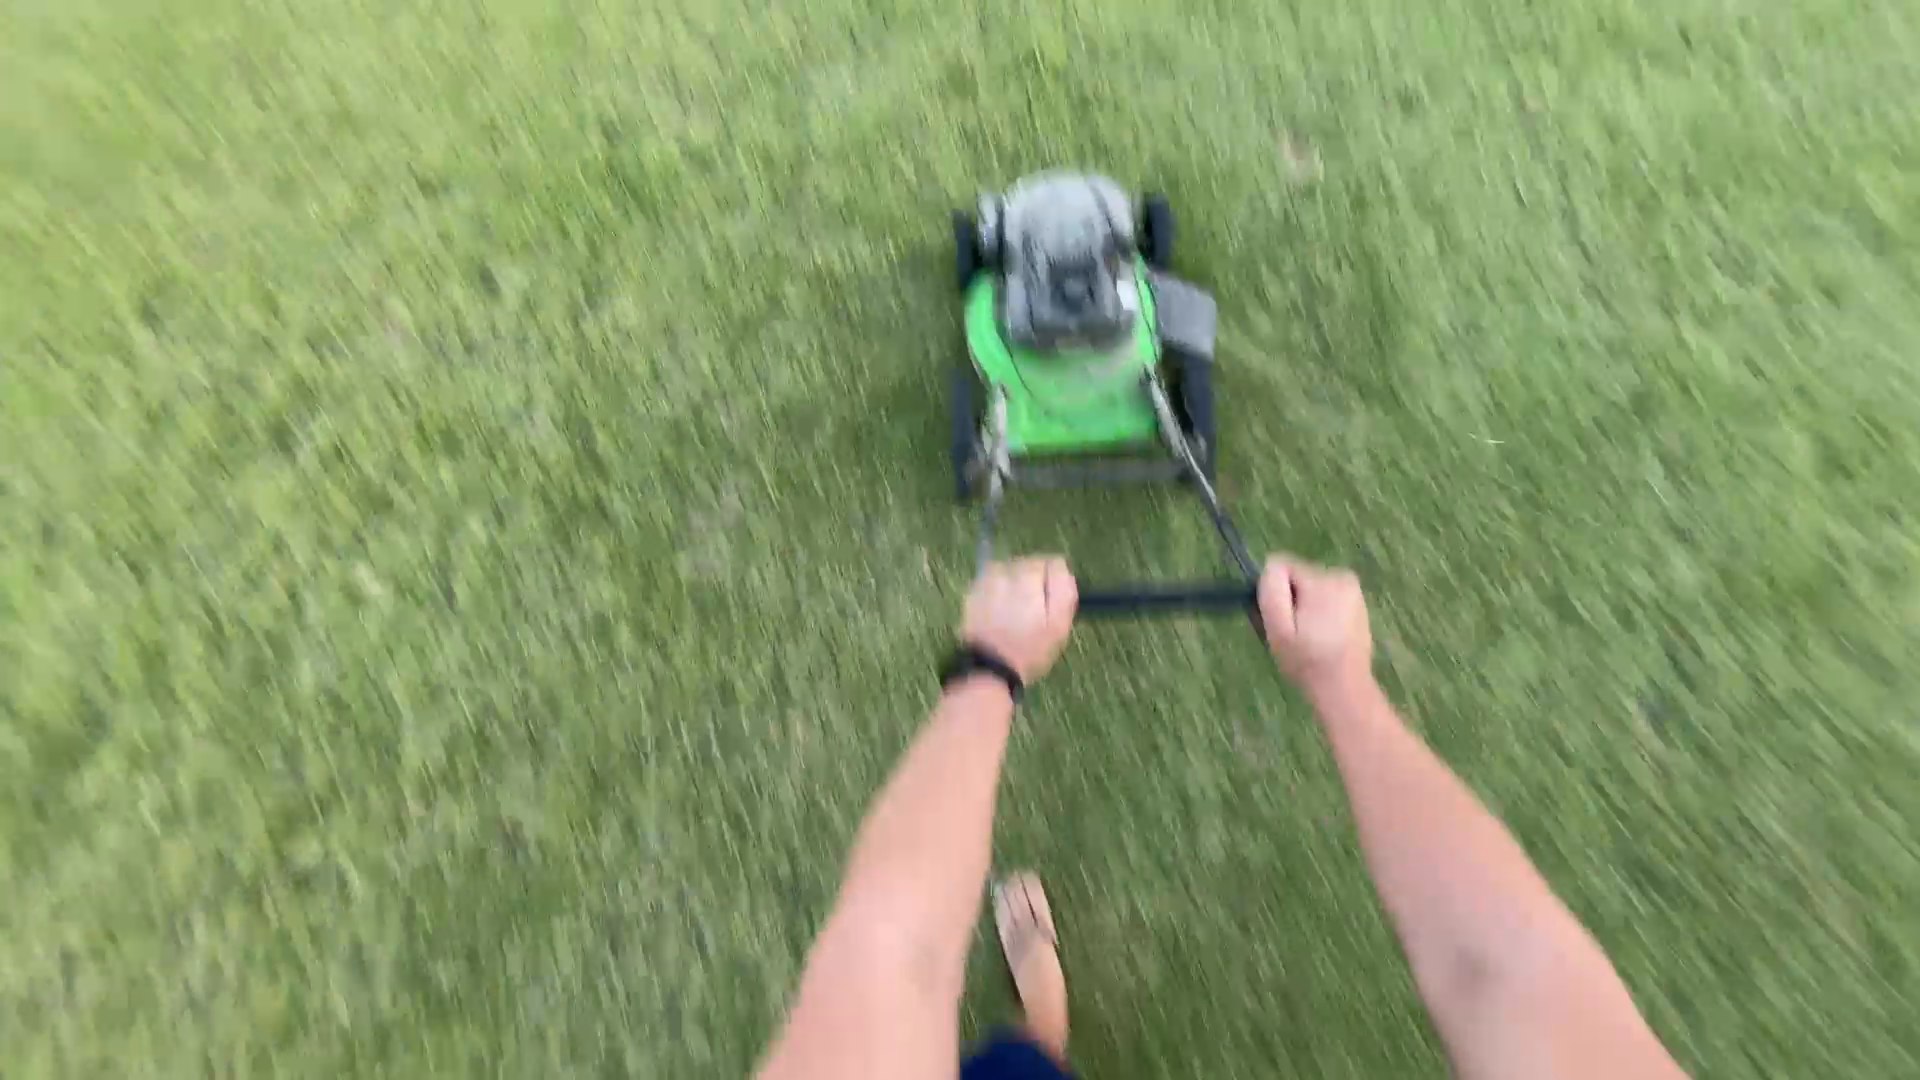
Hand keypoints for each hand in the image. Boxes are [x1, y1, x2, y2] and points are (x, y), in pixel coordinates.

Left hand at [962, 558, 1078, 681]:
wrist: (989, 669)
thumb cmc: (1030, 650)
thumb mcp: (1058, 626)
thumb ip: (1063, 590)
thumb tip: (1059, 565)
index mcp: (1028, 581)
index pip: (1048, 562)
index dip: (1052, 580)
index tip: (1050, 600)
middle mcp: (1004, 575)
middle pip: (1026, 563)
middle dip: (1033, 580)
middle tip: (1034, 608)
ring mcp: (985, 583)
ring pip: (1007, 569)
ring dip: (1013, 582)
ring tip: (1016, 608)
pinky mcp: (971, 594)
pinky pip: (989, 581)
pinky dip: (997, 590)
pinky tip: (1000, 610)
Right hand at [1259, 555, 1373, 699]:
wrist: (1344, 686)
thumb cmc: (1306, 660)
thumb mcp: (1277, 628)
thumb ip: (1271, 591)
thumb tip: (1270, 566)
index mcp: (1321, 581)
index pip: (1280, 567)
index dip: (1275, 593)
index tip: (1281, 619)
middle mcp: (1341, 576)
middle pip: (1296, 576)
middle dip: (1290, 599)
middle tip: (1293, 631)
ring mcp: (1353, 589)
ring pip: (1310, 585)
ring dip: (1304, 605)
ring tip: (1308, 636)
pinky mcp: (1358, 601)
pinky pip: (1326, 595)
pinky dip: (1320, 610)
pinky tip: (1323, 635)